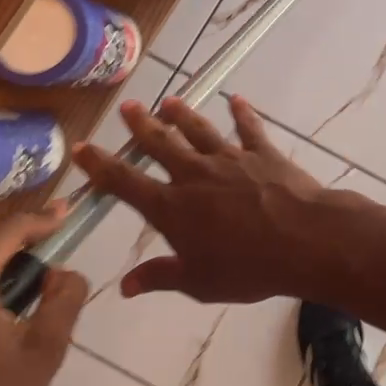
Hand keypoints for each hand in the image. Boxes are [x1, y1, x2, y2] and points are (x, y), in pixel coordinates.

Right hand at [75, 95, 355, 303]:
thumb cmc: (248, 268)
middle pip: (161, 145)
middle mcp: (196, 175)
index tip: (83, 147)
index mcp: (173, 208)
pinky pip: (249, 127)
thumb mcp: (199, 283)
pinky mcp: (262, 152)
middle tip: (127, 106)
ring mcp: (230, 159)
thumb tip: (124, 286)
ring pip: (199, 130)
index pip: (125, 183)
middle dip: (141, 125)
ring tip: (168, 100)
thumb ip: (161, 276)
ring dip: (183, 114)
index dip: (100, 165)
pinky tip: (237, 99)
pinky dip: (242, 113)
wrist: (302, 238)